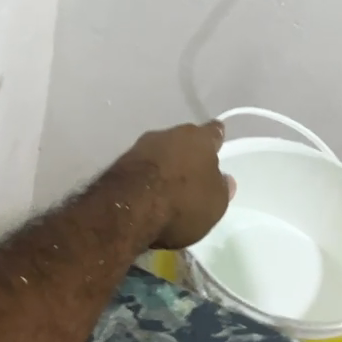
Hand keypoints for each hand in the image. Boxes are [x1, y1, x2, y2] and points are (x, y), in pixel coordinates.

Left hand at [109, 121, 233, 249]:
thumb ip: (221, 188)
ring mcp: (139, 147)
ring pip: (158, 153)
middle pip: (183, 141)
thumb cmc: (181, 203)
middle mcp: (168, 134)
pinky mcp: (118, 164)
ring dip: (163, 166)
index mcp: (199, 138)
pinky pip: (140, 168)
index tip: (217, 145)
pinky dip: (144, 178)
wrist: (127, 210)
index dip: (216, 139)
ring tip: (166, 189)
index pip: (214, 132)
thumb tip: (223, 179)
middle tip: (191, 175)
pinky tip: (146, 195)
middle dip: (187, 155)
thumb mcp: (215, 204)